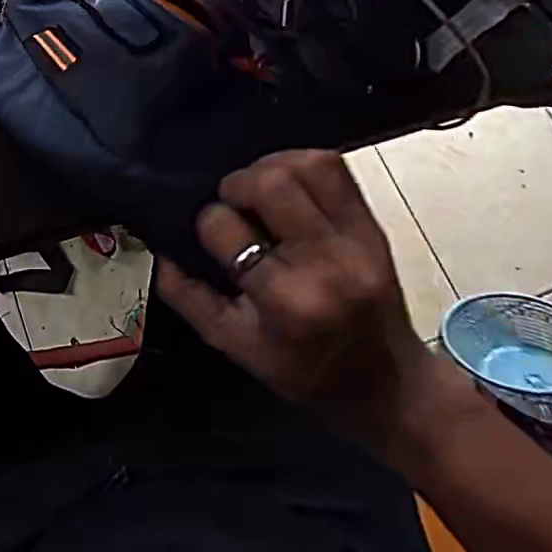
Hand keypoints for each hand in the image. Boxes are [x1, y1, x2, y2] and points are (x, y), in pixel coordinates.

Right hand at [157, 150, 448, 441]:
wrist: (389, 387)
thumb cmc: (304, 370)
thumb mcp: (235, 346)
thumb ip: (189, 297)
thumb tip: (162, 252)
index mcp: (286, 299)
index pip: (224, 226)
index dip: (207, 224)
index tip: (211, 237)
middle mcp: (327, 262)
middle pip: (270, 183)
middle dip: (235, 185)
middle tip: (232, 205)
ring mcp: (359, 240)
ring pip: (308, 165)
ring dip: (270, 167)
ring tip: (259, 191)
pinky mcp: (374, 226)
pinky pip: (337, 169)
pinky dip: (302, 165)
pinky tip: (287, 185)